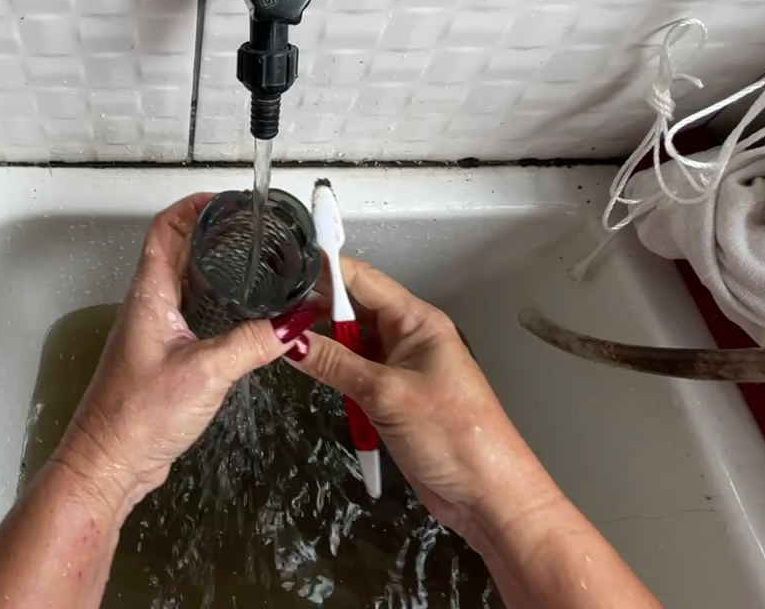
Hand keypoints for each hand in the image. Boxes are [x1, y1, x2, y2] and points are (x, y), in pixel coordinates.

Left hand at [49, 193, 291, 511]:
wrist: (108, 461)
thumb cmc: (135, 416)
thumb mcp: (205, 372)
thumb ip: (251, 344)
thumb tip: (291, 323)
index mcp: (150, 293)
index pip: (165, 228)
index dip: (191, 206)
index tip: (223, 199)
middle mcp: (149, 304)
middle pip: (176, 249)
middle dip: (209, 230)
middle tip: (246, 226)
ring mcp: (155, 327)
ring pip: (184, 280)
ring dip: (211, 264)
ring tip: (249, 259)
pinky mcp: (164, 353)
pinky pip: (191, 311)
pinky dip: (215, 300)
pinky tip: (240, 312)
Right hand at [284, 258, 559, 534]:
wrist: (490, 500)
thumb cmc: (455, 437)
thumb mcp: (386, 394)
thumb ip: (334, 363)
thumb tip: (289, 341)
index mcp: (416, 320)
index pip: (362, 279)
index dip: (325, 269)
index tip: (286, 264)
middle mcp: (406, 335)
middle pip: (352, 306)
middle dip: (316, 306)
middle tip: (275, 308)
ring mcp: (397, 365)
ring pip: (349, 338)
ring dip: (322, 339)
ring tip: (283, 335)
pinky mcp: (389, 393)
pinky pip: (352, 368)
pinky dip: (331, 368)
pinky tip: (307, 366)